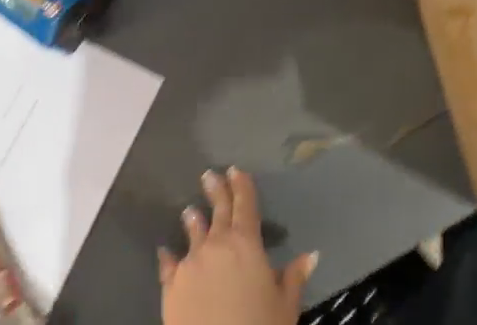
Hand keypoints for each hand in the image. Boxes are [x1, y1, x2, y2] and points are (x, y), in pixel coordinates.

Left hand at [160, 168, 317, 324]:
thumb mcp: (285, 306)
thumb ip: (294, 277)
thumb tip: (312, 255)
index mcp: (247, 245)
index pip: (245, 207)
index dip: (242, 187)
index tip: (236, 170)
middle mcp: (216, 246)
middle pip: (218, 213)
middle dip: (216, 192)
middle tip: (210, 174)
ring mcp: (191, 264)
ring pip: (193, 234)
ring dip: (193, 221)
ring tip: (188, 210)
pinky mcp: (171, 286)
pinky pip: (169, 265)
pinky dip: (168, 256)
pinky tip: (164, 251)